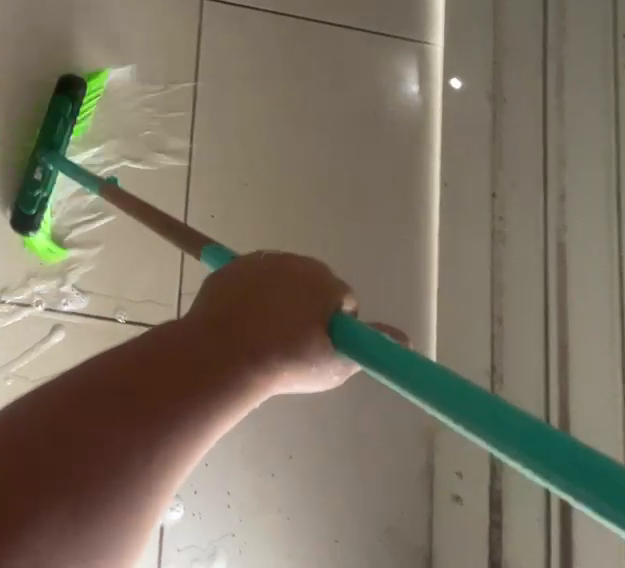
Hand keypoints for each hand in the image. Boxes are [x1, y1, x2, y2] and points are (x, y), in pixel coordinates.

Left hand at [183, 251, 408, 397]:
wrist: (223, 353)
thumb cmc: (286, 359)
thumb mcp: (338, 362)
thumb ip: (371, 346)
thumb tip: (401, 337)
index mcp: (322, 279)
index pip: (342, 299)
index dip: (336, 325)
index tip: (320, 345)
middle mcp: (288, 261)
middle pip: (309, 284)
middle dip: (307, 306)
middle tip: (294, 341)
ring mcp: (252, 263)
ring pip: (277, 281)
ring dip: (278, 299)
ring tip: (266, 334)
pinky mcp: (225, 271)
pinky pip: (248, 282)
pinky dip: (249, 296)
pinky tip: (243, 322)